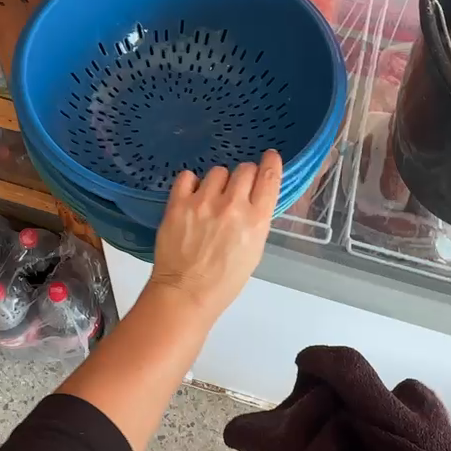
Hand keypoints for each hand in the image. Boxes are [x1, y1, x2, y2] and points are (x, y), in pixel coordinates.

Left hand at [147, 150, 282, 318]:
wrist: (186, 293)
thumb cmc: (224, 280)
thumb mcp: (254, 251)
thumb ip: (256, 220)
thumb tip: (253, 198)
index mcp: (256, 221)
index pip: (269, 178)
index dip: (271, 163)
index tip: (270, 157)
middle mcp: (232, 206)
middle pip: (244, 169)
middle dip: (243, 177)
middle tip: (235, 191)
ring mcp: (203, 202)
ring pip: (217, 172)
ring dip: (217, 183)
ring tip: (210, 201)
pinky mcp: (178, 204)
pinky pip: (187, 177)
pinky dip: (191, 184)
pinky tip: (192, 197)